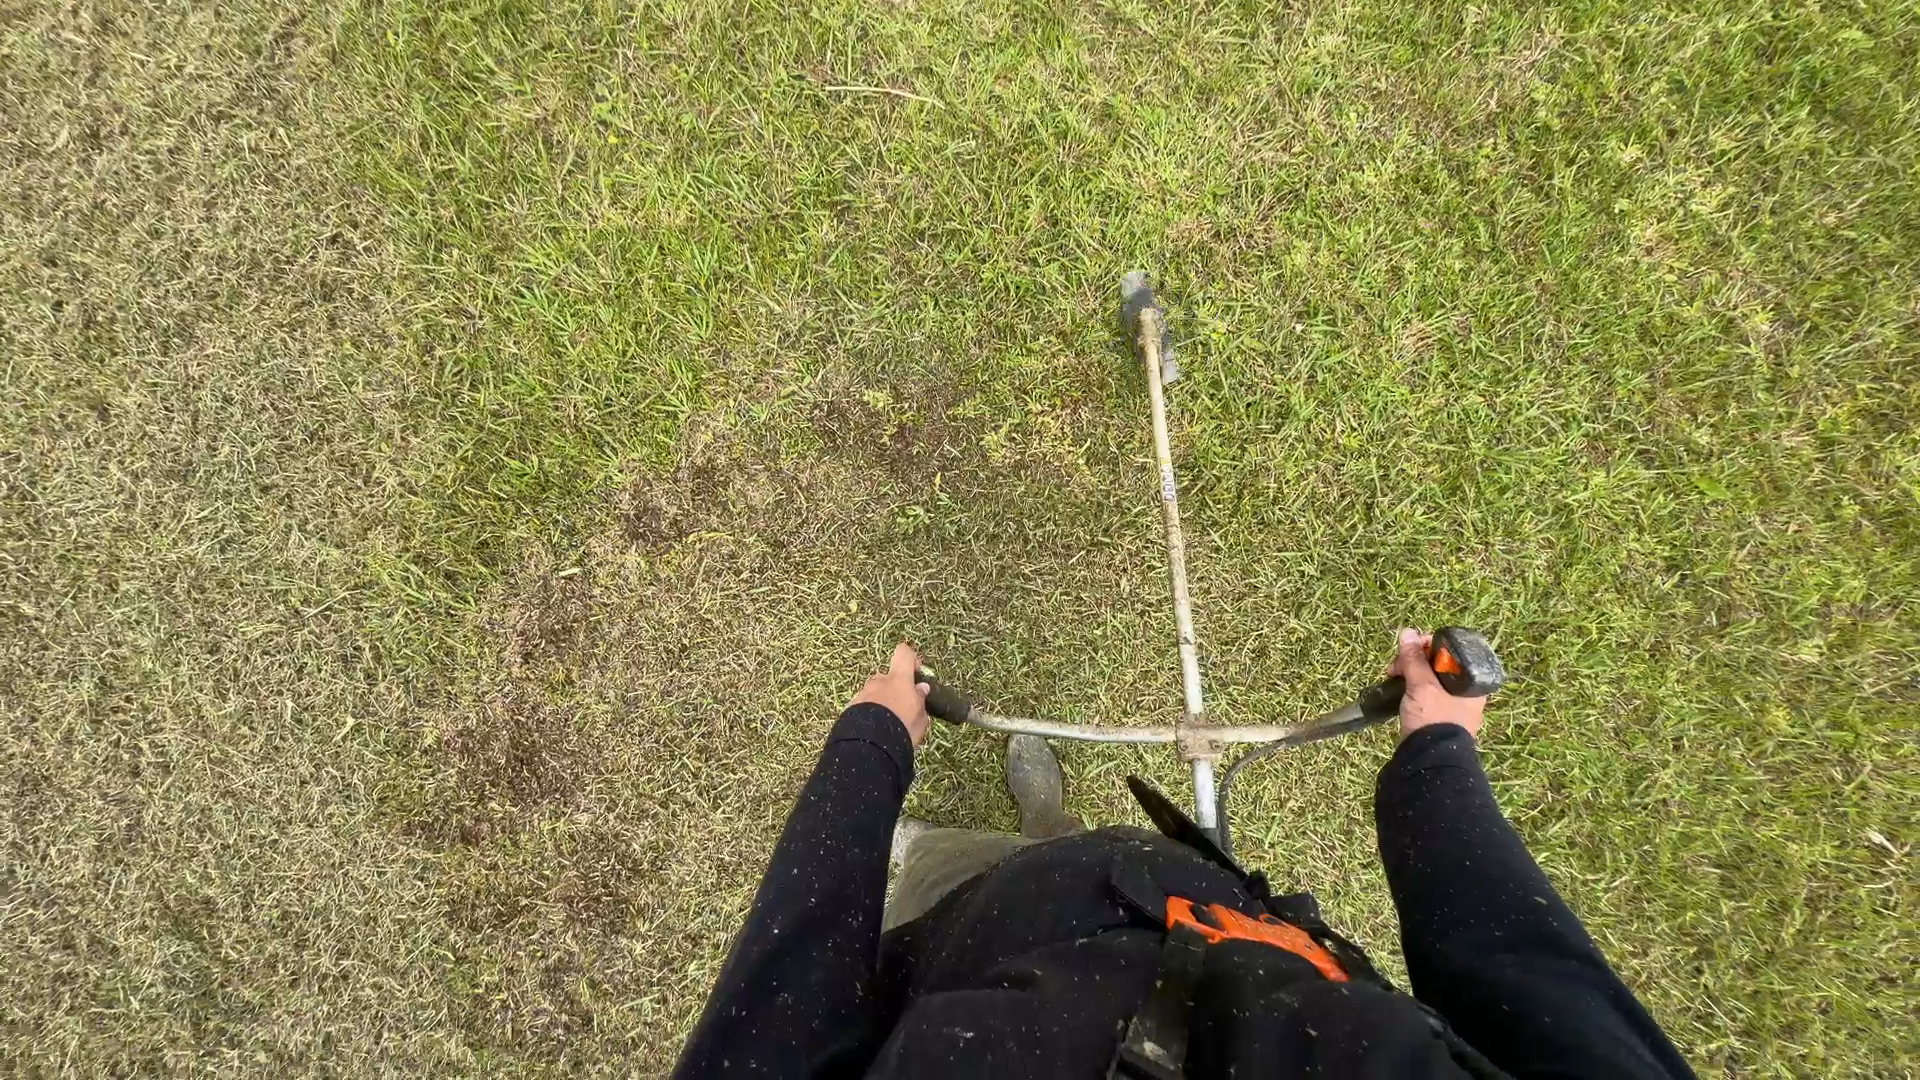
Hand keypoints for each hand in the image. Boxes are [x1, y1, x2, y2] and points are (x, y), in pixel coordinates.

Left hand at [849, 642, 933, 748]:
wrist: (871, 748)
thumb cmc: (901, 729)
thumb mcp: (921, 717)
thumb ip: (920, 700)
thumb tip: (921, 688)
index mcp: (899, 679)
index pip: (904, 654)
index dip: (911, 660)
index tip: (915, 675)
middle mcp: (878, 682)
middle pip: (887, 678)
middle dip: (893, 690)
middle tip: (901, 710)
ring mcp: (862, 694)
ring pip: (873, 694)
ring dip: (880, 704)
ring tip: (887, 726)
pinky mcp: (849, 708)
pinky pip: (862, 707)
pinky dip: (867, 714)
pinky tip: (873, 731)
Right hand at [1389, 628, 1485, 740]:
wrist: (1430, 755)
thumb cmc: (1433, 717)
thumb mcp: (1422, 685)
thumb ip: (1414, 659)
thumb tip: (1406, 632)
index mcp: (1471, 681)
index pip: (1449, 651)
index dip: (1426, 646)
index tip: (1408, 650)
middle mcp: (1465, 688)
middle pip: (1437, 661)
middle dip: (1412, 659)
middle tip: (1396, 667)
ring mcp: (1451, 699)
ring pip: (1428, 674)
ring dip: (1408, 670)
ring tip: (1392, 676)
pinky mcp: (1437, 709)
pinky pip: (1424, 688)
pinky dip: (1410, 683)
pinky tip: (1398, 686)